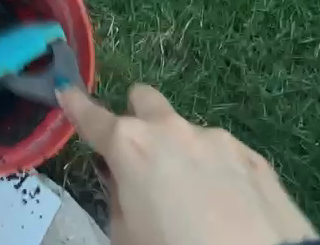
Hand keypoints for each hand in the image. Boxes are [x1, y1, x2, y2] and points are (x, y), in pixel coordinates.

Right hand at [60, 85, 315, 244]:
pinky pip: (225, 157)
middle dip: (139, 120)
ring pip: (188, 133)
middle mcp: (170, 129)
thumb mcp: (126, 238)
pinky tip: (233, 214)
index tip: (64, 90)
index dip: (73, 103)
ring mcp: (217, 140)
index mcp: (129, 145)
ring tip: (200, 205)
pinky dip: (220, 175)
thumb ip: (118, 202)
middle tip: (145, 160)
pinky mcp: (256, 159)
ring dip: (184, 155)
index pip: (89, 115)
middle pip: (144, 100)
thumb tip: (125, 186)